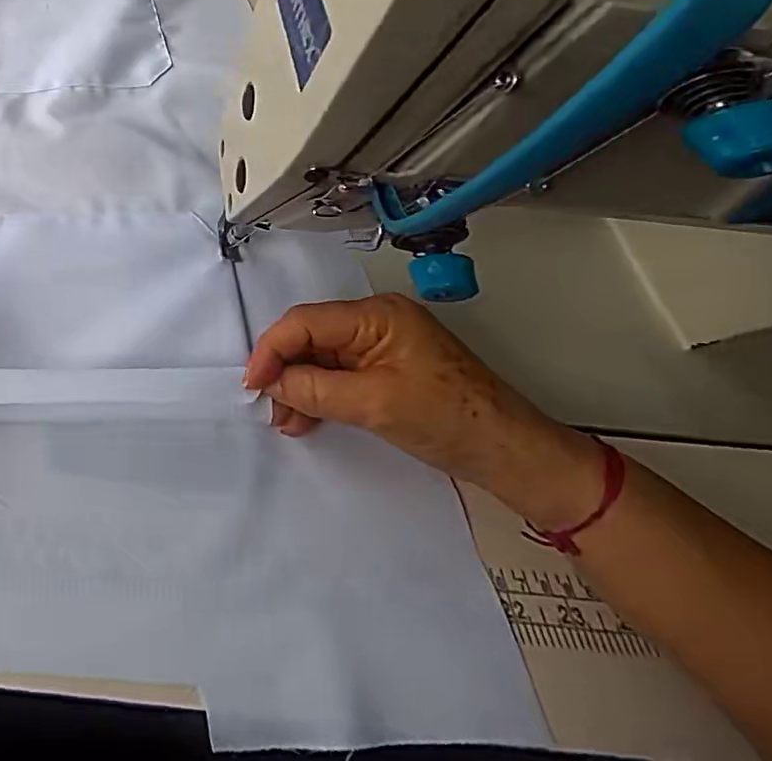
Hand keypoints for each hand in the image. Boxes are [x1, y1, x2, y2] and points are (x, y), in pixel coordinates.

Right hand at [242, 294, 603, 530]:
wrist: (518, 457)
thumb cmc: (454, 422)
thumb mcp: (372, 405)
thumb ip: (312, 388)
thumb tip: (268, 383)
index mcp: (377, 315)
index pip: (303, 322)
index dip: (270, 351)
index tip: (253, 384)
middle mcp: (376, 320)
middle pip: (308, 338)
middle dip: (283, 372)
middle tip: (268, 405)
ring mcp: (381, 343)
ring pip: (318, 358)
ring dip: (298, 387)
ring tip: (287, 420)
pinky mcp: (385, 366)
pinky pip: (336, 373)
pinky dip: (318, 394)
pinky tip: (306, 417)